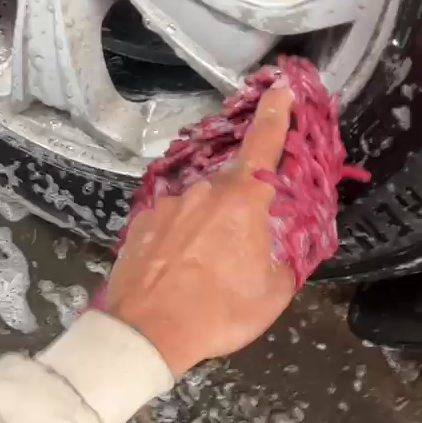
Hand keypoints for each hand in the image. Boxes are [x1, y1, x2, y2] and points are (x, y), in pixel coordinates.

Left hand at [101, 84, 296, 376]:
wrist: (146, 333)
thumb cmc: (215, 314)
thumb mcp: (271, 293)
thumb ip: (283, 259)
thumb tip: (278, 248)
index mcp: (242, 200)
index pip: (264, 143)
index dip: (275, 114)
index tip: (279, 89)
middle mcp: (201, 193)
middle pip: (229, 185)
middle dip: (239, 205)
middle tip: (239, 243)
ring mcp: (164, 208)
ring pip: (195, 206)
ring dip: (204, 227)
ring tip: (203, 268)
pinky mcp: (138, 227)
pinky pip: (167, 224)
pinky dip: (176, 240)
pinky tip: (175, 269)